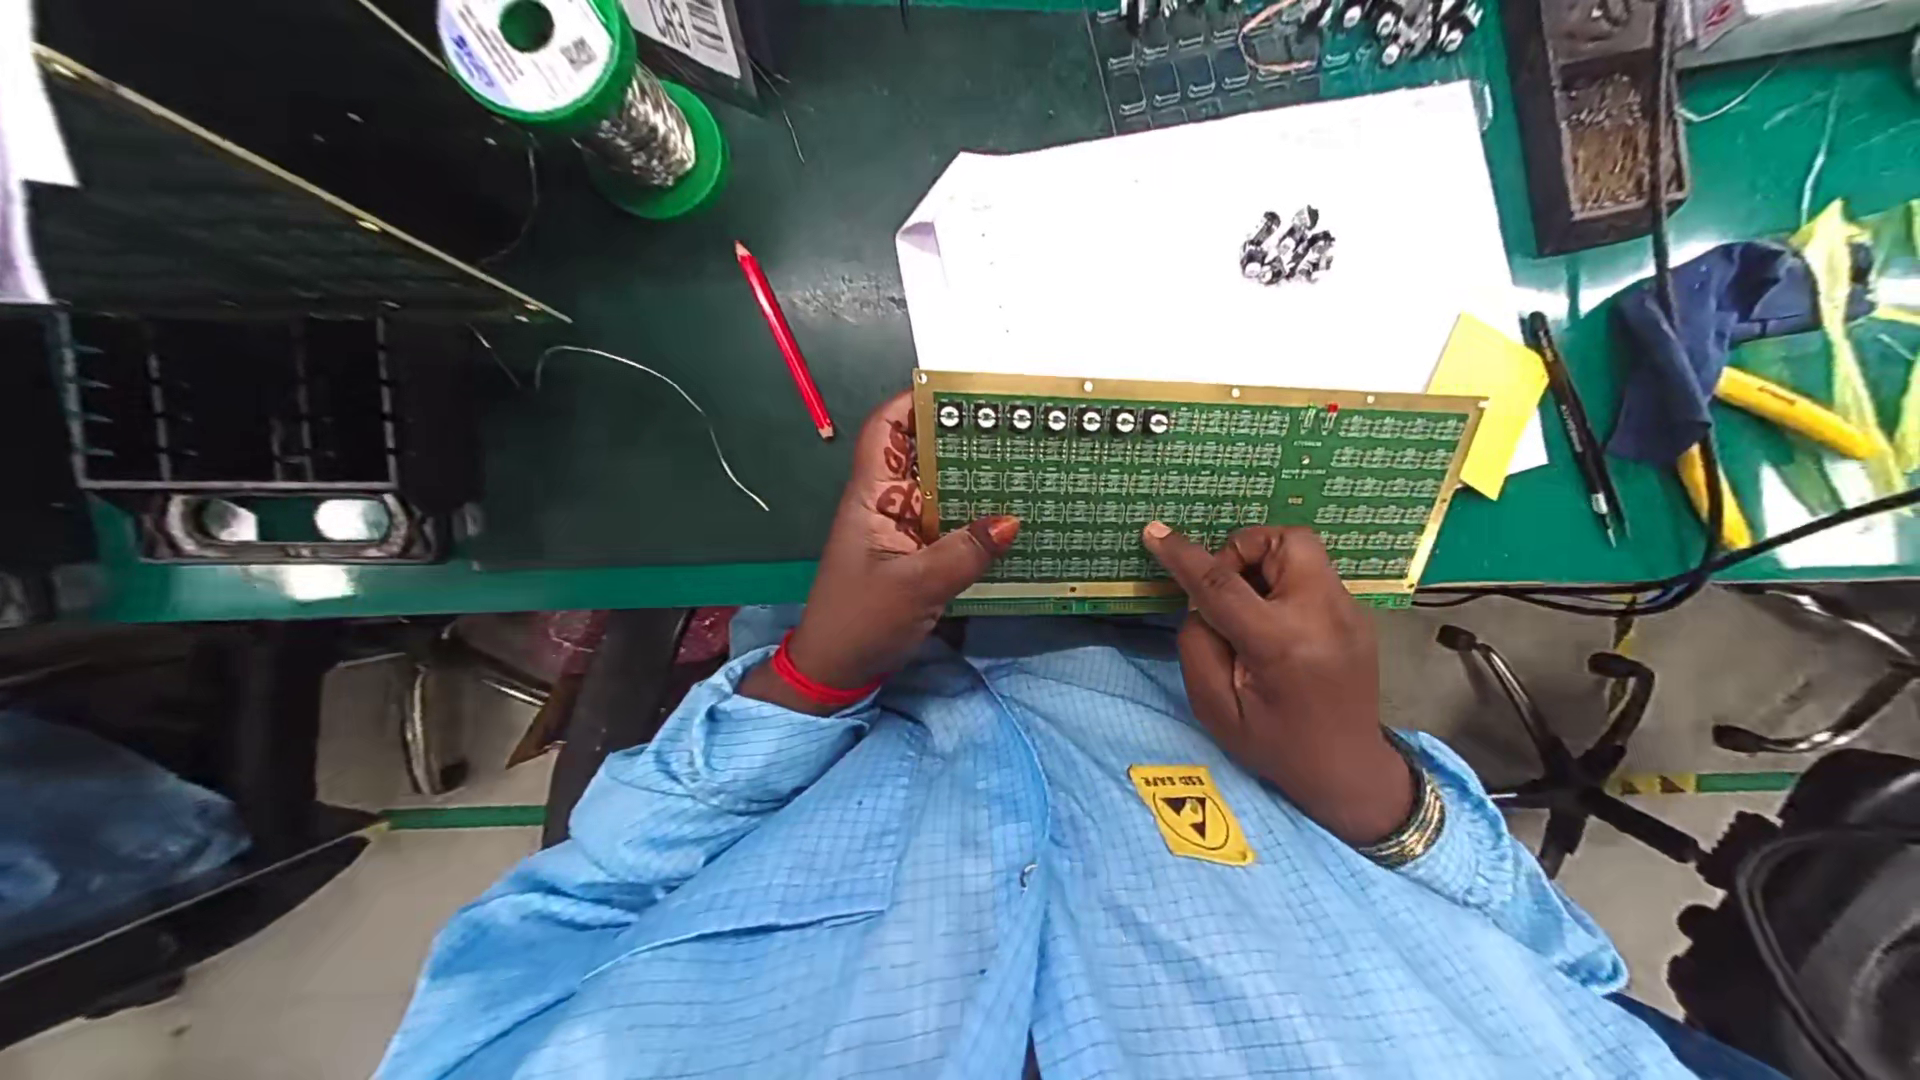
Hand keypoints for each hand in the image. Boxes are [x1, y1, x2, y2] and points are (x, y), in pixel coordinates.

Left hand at [742, 391, 1018, 713]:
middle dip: (955, 438)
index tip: (956, 392)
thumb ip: (965, 552)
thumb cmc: (861, 621)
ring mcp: (900, 532)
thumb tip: (1012, 521)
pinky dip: (971, 516)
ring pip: (936, 490)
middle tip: (1006, 427)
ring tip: (1016, 462)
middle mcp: (885, 506)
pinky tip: (1004, 516)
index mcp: (870, 498)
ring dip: (968, 477)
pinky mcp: (914, 556)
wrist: (836, 670)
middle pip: (918, 456)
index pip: (884, 432)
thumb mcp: (917, 586)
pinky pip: (946, 524)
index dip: (911, 404)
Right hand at [1140, 523, 1411, 845]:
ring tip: (1249, 607)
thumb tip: (1202, 601)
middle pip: (1285, 541)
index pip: (1222, 584)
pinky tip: (1276, 622)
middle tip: (1225, 588)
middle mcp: (1326, 616)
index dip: (1182, 555)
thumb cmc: (1273, 744)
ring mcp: (1351, 612)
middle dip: (1243, 549)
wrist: (1348, 771)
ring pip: (1302, 549)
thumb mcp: (1214, 706)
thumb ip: (1197, 643)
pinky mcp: (1358, 614)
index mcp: (1282, 644)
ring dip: (1264, 565)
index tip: (1155, 532)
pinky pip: (1312, 573)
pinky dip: (1283, 582)